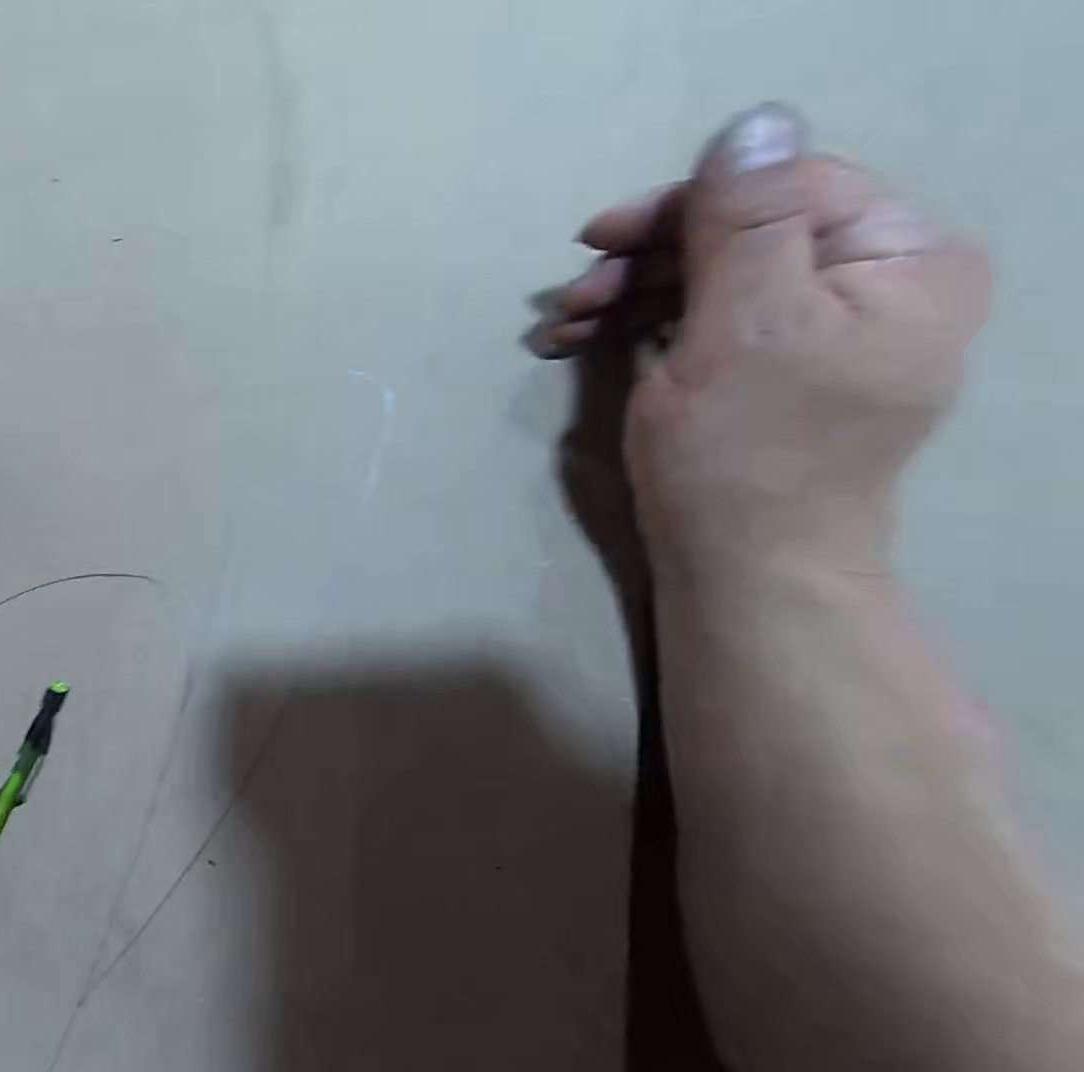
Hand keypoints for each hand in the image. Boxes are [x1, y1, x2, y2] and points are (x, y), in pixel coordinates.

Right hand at [530, 104, 990, 577]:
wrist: (743, 562)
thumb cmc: (743, 452)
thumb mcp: (743, 329)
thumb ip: (750, 224)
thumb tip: (753, 121)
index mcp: (897, 261)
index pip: (786, 190)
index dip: (686, 204)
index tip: (594, 238)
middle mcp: (867, 286)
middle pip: (740, 235)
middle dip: (643, 261)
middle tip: (569, 298)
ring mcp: (812, 332)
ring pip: (708, 279)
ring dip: (626, 295)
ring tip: (562, 329)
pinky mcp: (760, 370)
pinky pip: (700, 321)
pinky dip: (638, 327)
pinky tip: (587, 342)